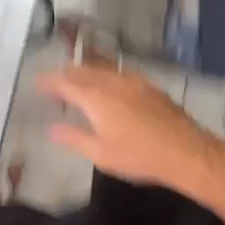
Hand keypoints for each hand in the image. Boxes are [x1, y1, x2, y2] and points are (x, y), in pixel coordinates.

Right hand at [36, 65, 224, 191]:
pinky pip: (120, 73)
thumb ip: (74, 138)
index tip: (37, 83)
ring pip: (103, 68)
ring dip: (86, 72)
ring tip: (79, 82)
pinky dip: (106, 76)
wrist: (186, 151)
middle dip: (66, 74)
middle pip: (83, 70)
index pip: (65, 82)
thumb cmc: (139, 156)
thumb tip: (51, 128)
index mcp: (96, 97)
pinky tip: (109, 87)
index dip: (49, 82)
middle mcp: (112, 81)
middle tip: (55, 84)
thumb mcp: (100, 154)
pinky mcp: (149, 87)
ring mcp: (133, 81)